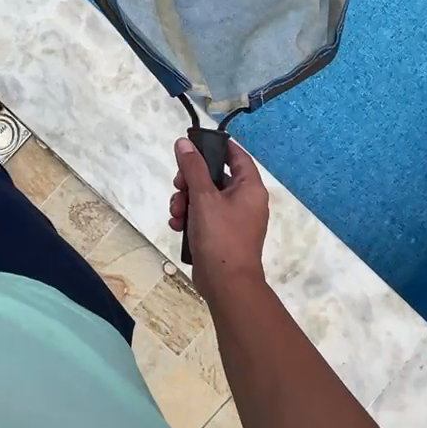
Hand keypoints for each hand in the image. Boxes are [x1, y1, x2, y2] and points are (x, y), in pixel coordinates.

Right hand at [168, 137, 268, 298]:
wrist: (226, 284)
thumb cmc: (220, 236)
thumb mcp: (203, 197)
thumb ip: (192, 167)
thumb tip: (183, 143)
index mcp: (249, 188)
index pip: (236, 155)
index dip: (216, 146)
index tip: (193, 144)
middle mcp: (245, 200)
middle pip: (214, 176)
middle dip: (190, 180)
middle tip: (178, 186)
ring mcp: (233, 218)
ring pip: (204, 196)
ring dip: (185, 200)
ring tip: (176, 213)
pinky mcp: (221, 233)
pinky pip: (203, 214)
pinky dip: (189, 216)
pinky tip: (178, 224)